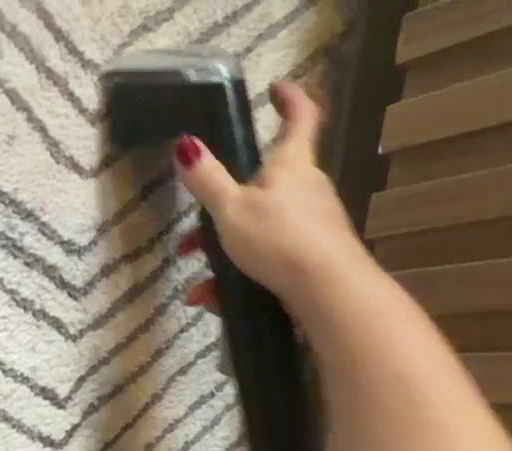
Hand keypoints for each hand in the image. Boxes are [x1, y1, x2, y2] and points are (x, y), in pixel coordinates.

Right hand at [172, 80, 371, 310]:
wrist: (325, 290)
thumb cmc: (278, 239)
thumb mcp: (231, 210)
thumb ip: (207, 180)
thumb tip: (186, 144)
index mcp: (291, 165)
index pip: (300, 118)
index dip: (289, 99)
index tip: (275, 89)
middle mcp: (306, 189)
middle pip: (263, 187)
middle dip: (225, 207)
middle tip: (195, 228)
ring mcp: (310, 224)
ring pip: (258, 229)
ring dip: (221, 253)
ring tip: (196, 281)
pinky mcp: (308, 258)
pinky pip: (265, 260)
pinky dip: (236, 278)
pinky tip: (212, 300)